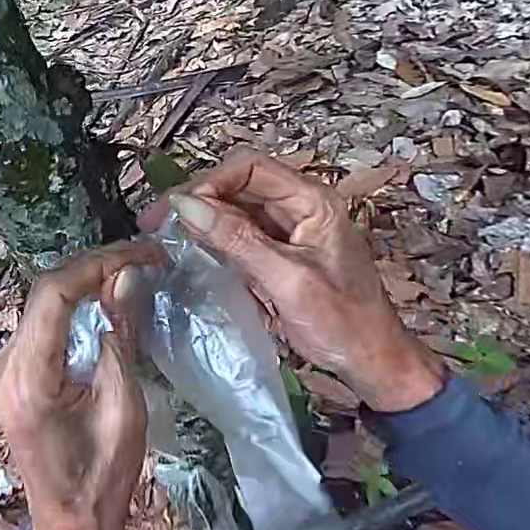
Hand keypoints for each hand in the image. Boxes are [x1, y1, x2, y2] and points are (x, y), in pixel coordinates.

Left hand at [0, 241, 158, 529]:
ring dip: (88, 282)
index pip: (56, 292)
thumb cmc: (104, 480)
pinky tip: (108, 301)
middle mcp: (4, 367)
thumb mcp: (124, 409)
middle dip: (98, 266)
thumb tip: (127, 277)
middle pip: (46, 291)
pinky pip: (44, 323)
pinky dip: (77, 305)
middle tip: (147, 260)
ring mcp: (3, 371)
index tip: (146, 255)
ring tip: (135, 273)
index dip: (101, 262)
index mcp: (28, 378)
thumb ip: (120, 338)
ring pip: (44, 302)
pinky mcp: (13, 376)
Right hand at [146, 148, 445, 412]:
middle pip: (238, 185)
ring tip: (165, 236)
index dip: (211, 181)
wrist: (372, 362)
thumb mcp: (287, 279)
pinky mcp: (277, 253)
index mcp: (312, 200)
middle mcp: (298, 207)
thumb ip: (237, 239)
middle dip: (198, 199)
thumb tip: (187, 205)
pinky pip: (238, 236)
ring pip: (234, 210)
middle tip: (157, 222)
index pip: (251, 168)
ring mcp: (287, 230)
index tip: (179, 208)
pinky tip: (190, 251)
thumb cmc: (342, 322)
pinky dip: (213, 241)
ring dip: (202, 220)